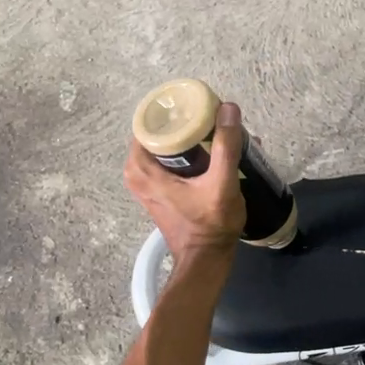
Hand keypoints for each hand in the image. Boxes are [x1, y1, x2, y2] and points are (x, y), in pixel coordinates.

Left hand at [123, 102, 246, 257]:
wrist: (206, 259)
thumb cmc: (210, 223)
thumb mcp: (222, 182)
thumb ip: (226, 145)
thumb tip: (228, 107)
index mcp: (141, 167)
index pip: (151, 121)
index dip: (177, 110)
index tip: (202, 106)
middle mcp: (136, 173)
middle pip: (161, 133)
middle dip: (188, 123)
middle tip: (215, 120)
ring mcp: (145, 183)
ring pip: (167, 147)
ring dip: (190, 138)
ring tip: (218, 135)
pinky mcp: (158, 191)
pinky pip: (169, 160)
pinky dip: (188, 153)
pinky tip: (212, 153)